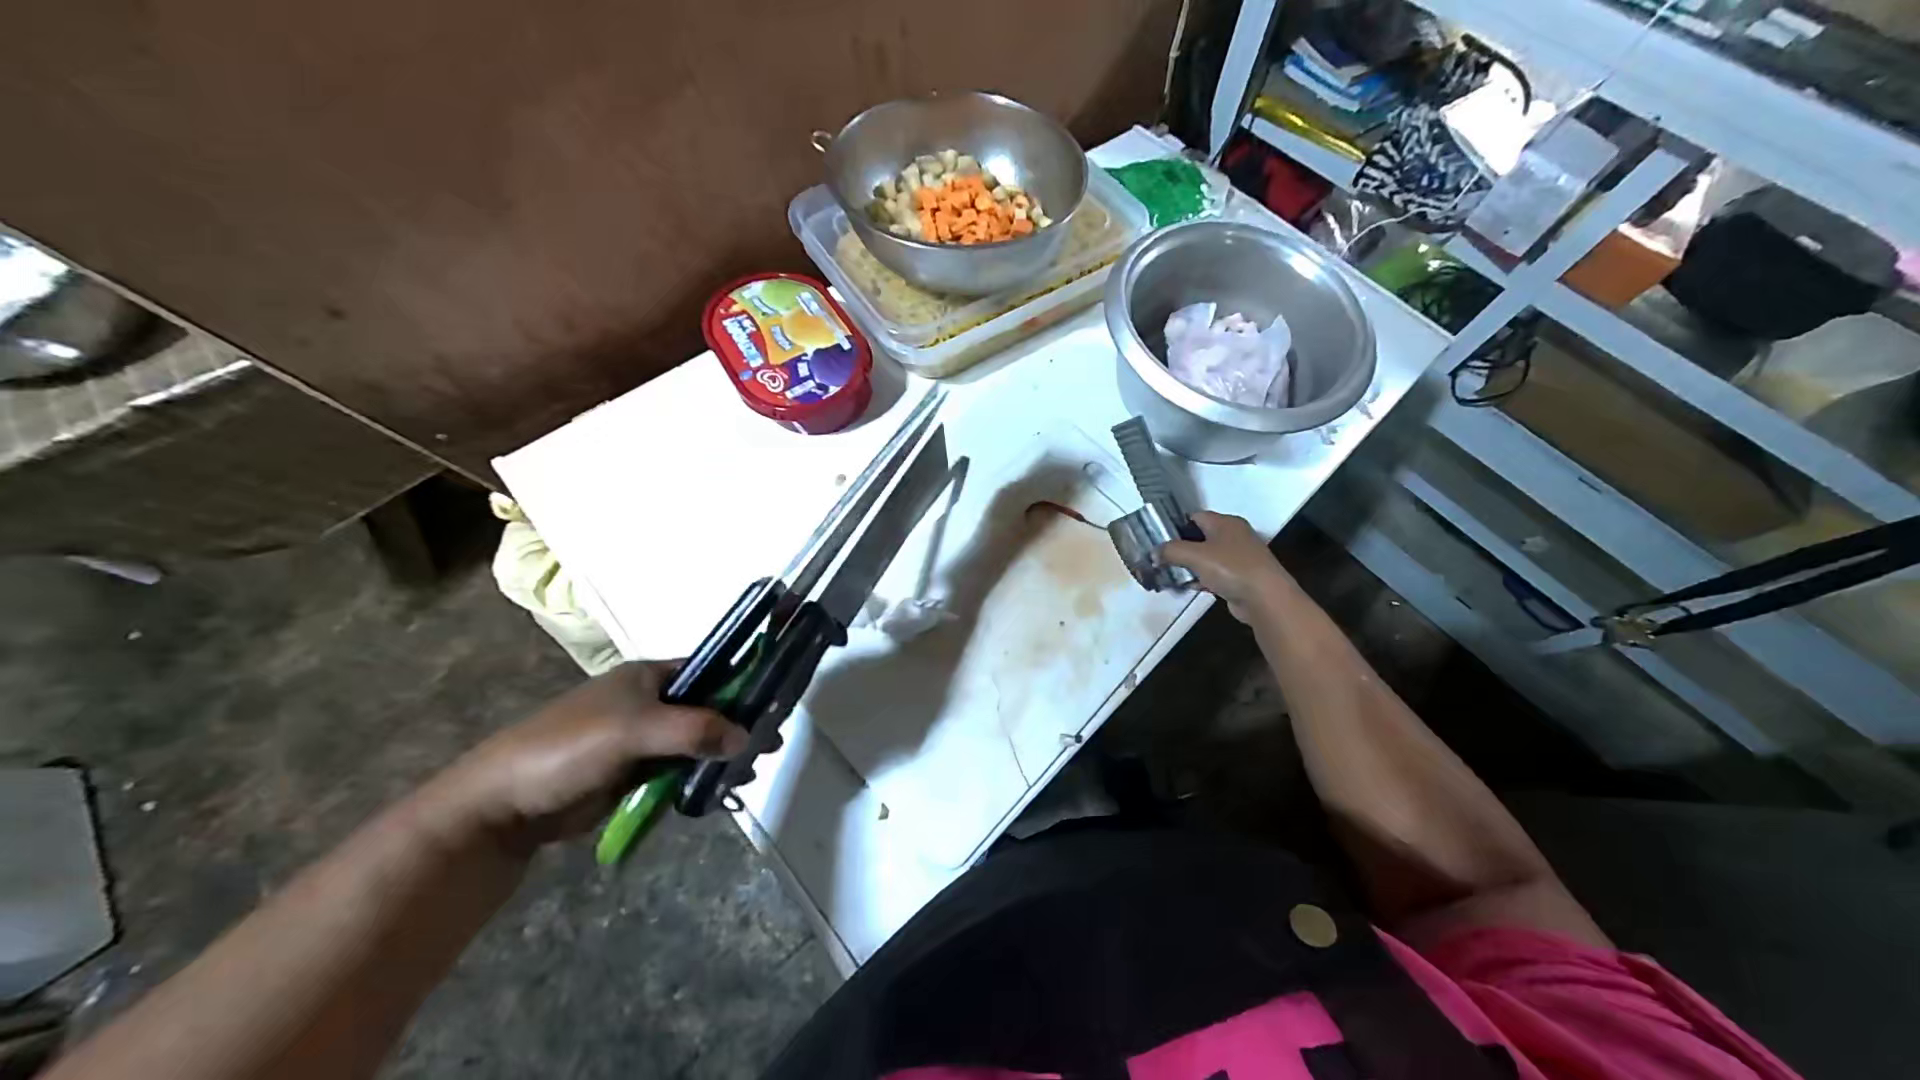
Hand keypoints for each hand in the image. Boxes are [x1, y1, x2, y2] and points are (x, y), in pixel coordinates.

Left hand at [428, 661, 745, 851]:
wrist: (504, 804)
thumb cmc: (569, 749)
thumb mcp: (635, 730)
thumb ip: (694, 730)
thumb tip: (747, 737)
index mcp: (649, 676)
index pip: (709, 669)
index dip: (743, 682)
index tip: (775, 703)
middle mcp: (649, 701)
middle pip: (708, 707)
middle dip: (739, 724)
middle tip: (770, 745)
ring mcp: (642, 737)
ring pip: (696, 740)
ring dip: (722, 753)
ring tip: (749, 772)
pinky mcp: (634, 770)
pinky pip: (679, 767)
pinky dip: (700, 775)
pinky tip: (720, 788)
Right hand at [1160, 511, 1300, 623]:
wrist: (1265, 598)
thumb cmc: (1231, 568)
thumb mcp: (1195, 555)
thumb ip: (1171, 551)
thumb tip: (1154, 552)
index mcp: (1226, 522)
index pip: (1195, 517)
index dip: (1175, 526)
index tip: (1157, 539)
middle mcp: (1233, 536)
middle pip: (1199, 538)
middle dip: (1179, 549)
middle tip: (1159, 559)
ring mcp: (1238, 558)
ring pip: (1205, 558)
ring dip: (1188, 566)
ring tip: (1167, 575)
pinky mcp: (1239, 577)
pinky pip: (1213, 574)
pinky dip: (1199, 579)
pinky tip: (1185, 587)